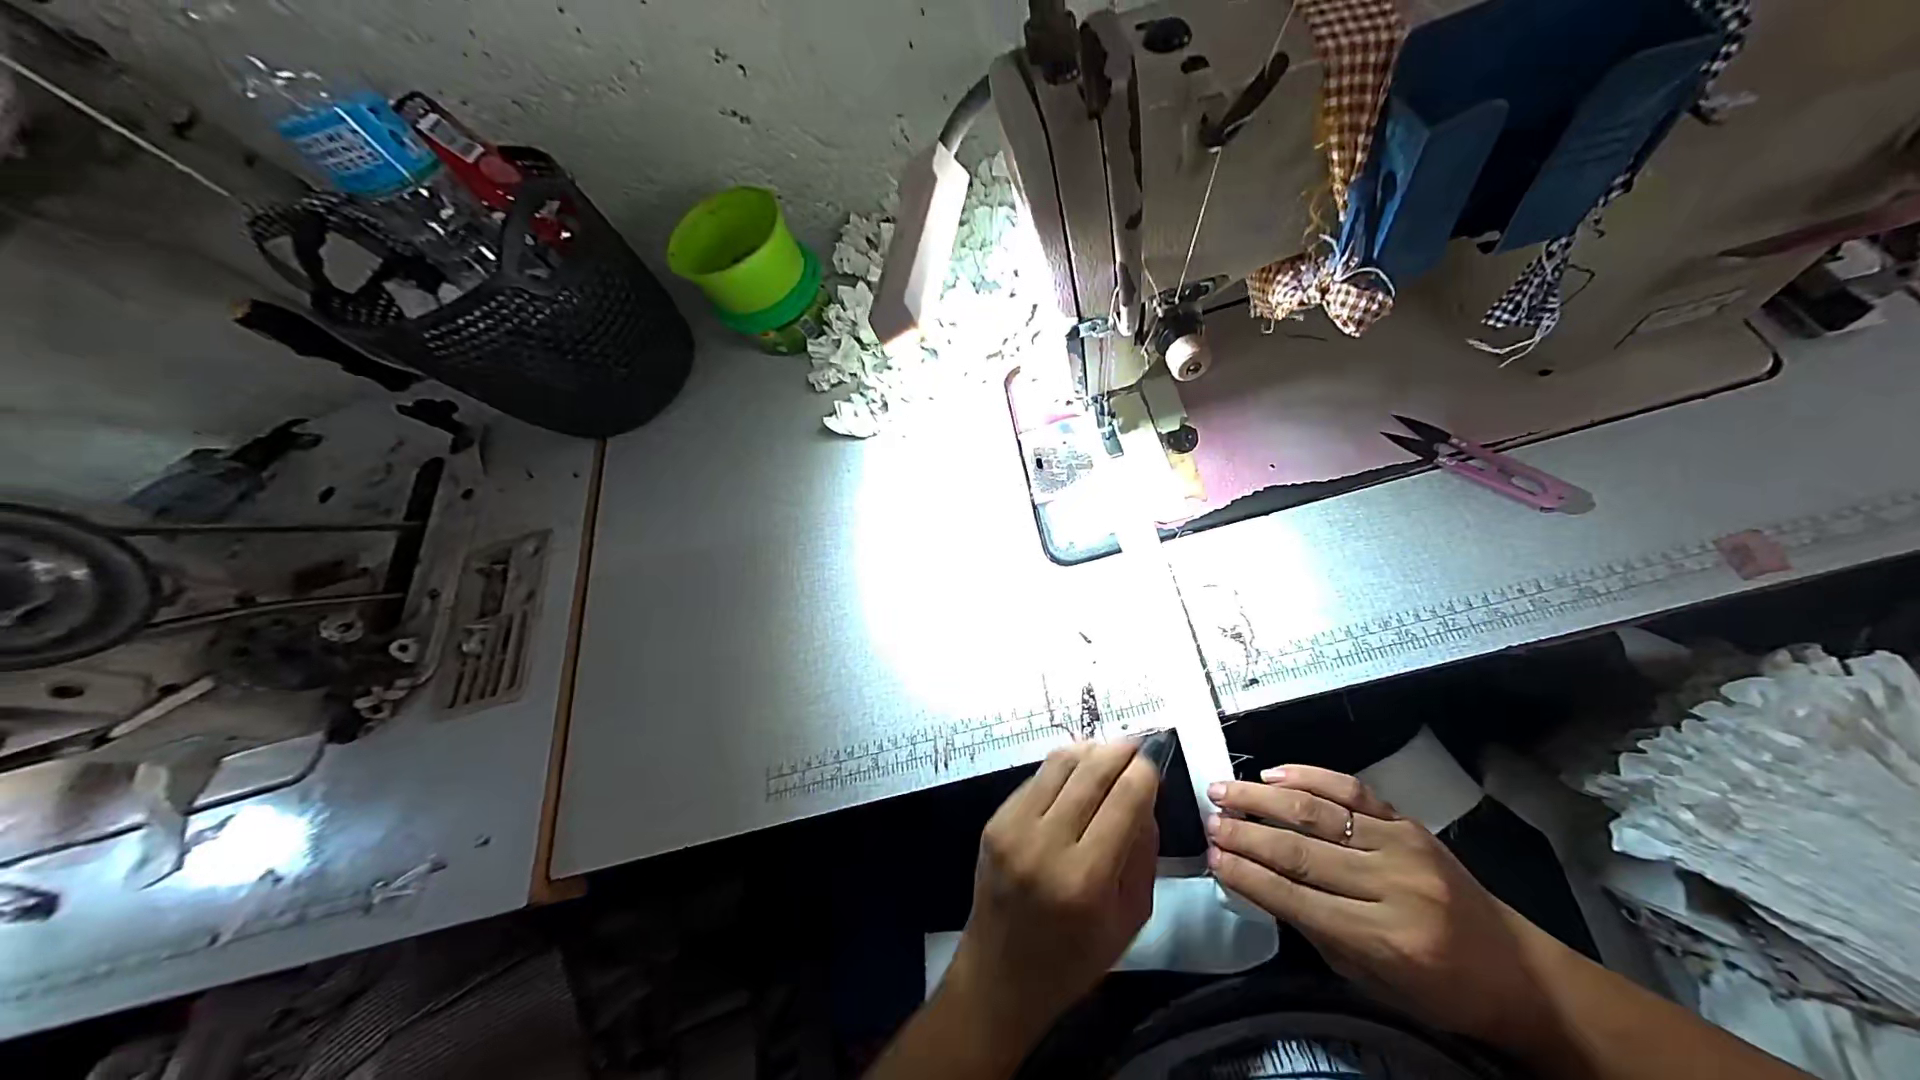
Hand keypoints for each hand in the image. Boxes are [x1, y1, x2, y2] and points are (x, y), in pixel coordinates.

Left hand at [947, 740, 1159, 1043]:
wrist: (1000, 975)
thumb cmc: (1074, 958)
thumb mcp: (1130, 917)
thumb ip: (1143, 852)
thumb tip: (1145, 795)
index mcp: (1085, 879)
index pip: (1124, 799)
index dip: (1145, 772)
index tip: (1155, 764)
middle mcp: (1045, 845)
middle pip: (1090, 770)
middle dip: (1120, 751)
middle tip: (1136, 747)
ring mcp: (1012, 829)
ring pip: (1058, 763)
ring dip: (1089, 751)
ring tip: (1108, 756)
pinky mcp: (994, 822)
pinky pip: (1035, 779)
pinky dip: (1061, 771)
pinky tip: (1075, 780)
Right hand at [1205, 766, 1549, 1045]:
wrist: (1518, 972)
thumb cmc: (1439, 989)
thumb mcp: (1370, 979)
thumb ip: (1312, 927)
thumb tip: (1252, 878)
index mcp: (1388, 940)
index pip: (1297, 899)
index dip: (1248, 876)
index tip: (1211, 858)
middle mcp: (1396, 887)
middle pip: (1301, 851)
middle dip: (1246, 834)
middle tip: (1209, 822)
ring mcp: (1405, 847)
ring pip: (1318, 812)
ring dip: (1262, 799)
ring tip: (1223, 791)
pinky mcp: (1410, 823)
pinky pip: (1352, 790)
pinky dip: (1308, 776)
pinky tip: (1273, 773)